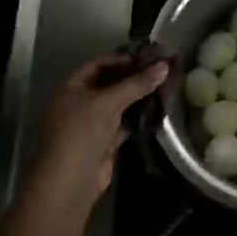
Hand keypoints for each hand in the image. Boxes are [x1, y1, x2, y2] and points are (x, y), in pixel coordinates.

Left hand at [22, 53, 168, 223]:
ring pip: (118, 104)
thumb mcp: (108, 102)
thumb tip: (165, 65)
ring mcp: (92, 123)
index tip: (149, 56)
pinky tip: (158, 109)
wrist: (71, 180)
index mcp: (72, 86)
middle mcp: (80, 102)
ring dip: (138, 97)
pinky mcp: (104, 142)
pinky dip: (139, 117)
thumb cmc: (82, 132)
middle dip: (134, 77)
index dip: (122, 57)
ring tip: (165, 86)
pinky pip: (124, 123)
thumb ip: (136, 84)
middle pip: (110, 83)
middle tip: (162, 70)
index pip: (99, 63)